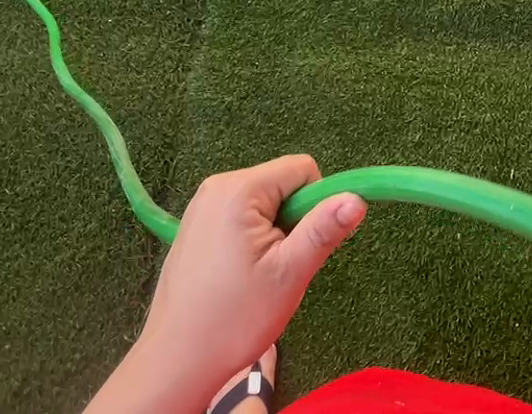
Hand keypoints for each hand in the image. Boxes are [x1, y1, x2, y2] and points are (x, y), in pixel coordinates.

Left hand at [131, 155, 365, 400]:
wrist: (174, 363)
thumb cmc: (235, 318)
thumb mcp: (289, 273)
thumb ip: (323, 230)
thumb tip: (357, 197)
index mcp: (240, 188)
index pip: (303, 169)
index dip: (315, 205)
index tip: (301, 246)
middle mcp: (218, 185)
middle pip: (283, 184)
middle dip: (293, 221)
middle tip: (279, 268)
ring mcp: (203, 204)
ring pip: (265, 202)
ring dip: (275, 232)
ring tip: (260, 274)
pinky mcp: (196, 224)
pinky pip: (243, 214)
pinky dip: (253, 239)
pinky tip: (240, 275)